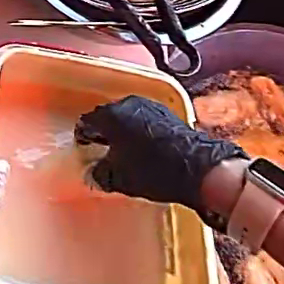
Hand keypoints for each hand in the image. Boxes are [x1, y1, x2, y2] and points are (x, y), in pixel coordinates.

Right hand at [74, 94, 241, 214]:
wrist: (200, 168)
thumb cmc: (153, 170)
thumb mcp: (120, 178)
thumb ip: (100, 174)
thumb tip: (92, 173)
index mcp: (111, 116)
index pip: (87, 122)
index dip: (83, 136)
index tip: (83, 148)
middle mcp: (128, 104)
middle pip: (107, 116)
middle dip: (103, 132)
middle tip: (102, 149)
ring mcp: (149, 106)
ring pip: (127, 116)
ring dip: (123, 130)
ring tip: (124, 150)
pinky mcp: (167, 113)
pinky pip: (144, 119)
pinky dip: (139, 130)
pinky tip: (144, 147)